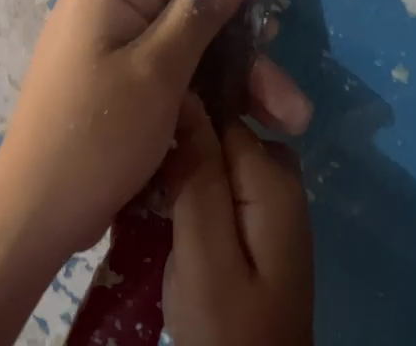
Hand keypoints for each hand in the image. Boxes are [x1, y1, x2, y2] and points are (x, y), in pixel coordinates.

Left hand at [0, 0, 312, 266]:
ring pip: (181, 47)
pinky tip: (232, 126)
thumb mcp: (159, 71)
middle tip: (287, 108)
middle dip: (239, 54)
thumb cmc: (98, 137)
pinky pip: (160, 72)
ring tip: (281, 124)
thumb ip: (200, 9)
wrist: (34, 215)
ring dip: (226, 80)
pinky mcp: (106, 82)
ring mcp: (102, 47)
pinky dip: (195, 94)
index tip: (265, 42)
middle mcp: (103, 7)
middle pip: (188, 10)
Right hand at [163, 95, 314, 345]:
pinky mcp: (257, 221)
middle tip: (134, 168)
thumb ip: (196, 177)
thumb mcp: (204, 255)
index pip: (218, 112)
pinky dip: (189, 188)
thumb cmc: (228, 328)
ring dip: (179, 166)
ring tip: (140, 186)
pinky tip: (160, 205)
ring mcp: (271, 199)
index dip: (177, 117)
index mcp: (273, 175)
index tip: (138, 132)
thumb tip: (183, 94)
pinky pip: (218, 181)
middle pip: (217, 130)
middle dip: (177, 141)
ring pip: (213, 155)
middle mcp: (280, 176)